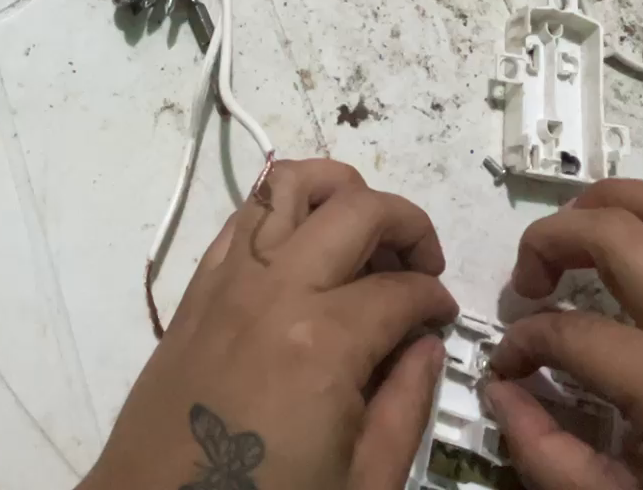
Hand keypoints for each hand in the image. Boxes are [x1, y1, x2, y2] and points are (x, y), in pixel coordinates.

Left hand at [82, 159, 458, 489]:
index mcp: (324, 340)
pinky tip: (304, 246)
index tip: (443, 315)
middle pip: (358, 209)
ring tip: (363, 230)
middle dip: (406, 224)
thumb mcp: (361, 484)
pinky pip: (246, 212)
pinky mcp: (199, 281)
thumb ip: (406, 404)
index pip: (402, 290)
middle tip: (419, 266)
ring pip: (292, 182)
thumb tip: (428, 342)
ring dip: (341, 190)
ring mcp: (232, 274)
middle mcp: (278, 284)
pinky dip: (285, 207)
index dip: (435, 298)